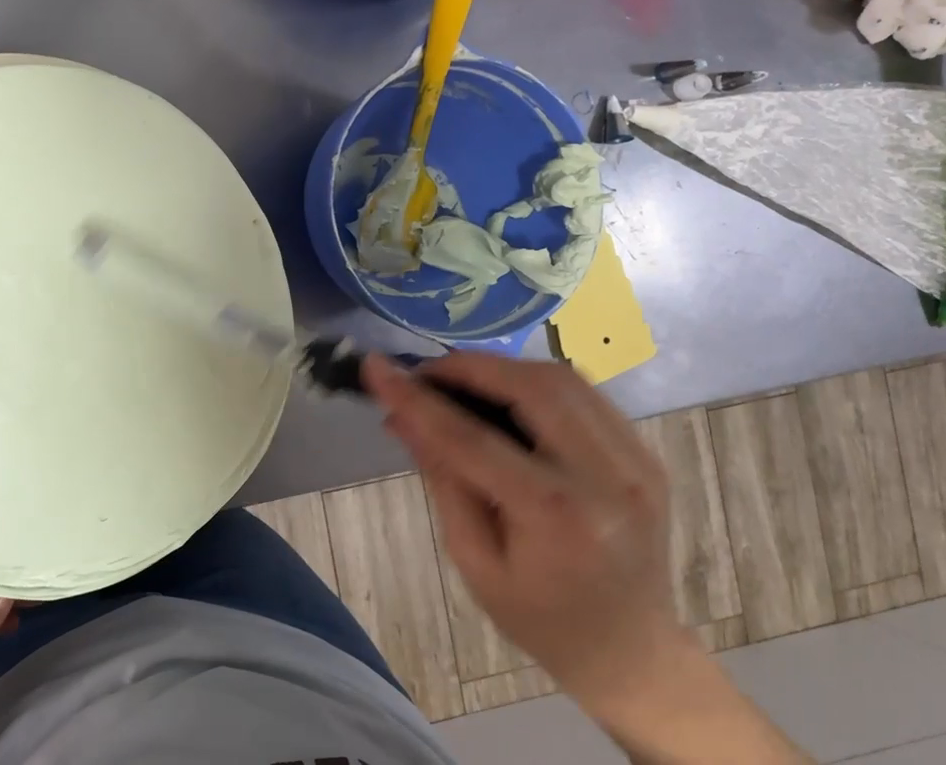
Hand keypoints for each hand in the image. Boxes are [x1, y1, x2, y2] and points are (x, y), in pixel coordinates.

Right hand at [362, 352, 681, 702]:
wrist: (631, 651)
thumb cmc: (538, 617)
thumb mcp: (473, 557)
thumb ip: (443, 478)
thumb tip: (400, 415)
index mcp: (558, 516)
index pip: (471, 436)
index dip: (416, 398)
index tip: (374, 368)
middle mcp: (608, 478)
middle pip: (532, 387)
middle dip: (467, 368)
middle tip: (421, 375)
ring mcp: (638, 462)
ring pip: (563, 379)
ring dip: (500, 370)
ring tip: (456, 383)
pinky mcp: (646, 455)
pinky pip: (584, 395)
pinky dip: (533, 385)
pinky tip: (501, 400)